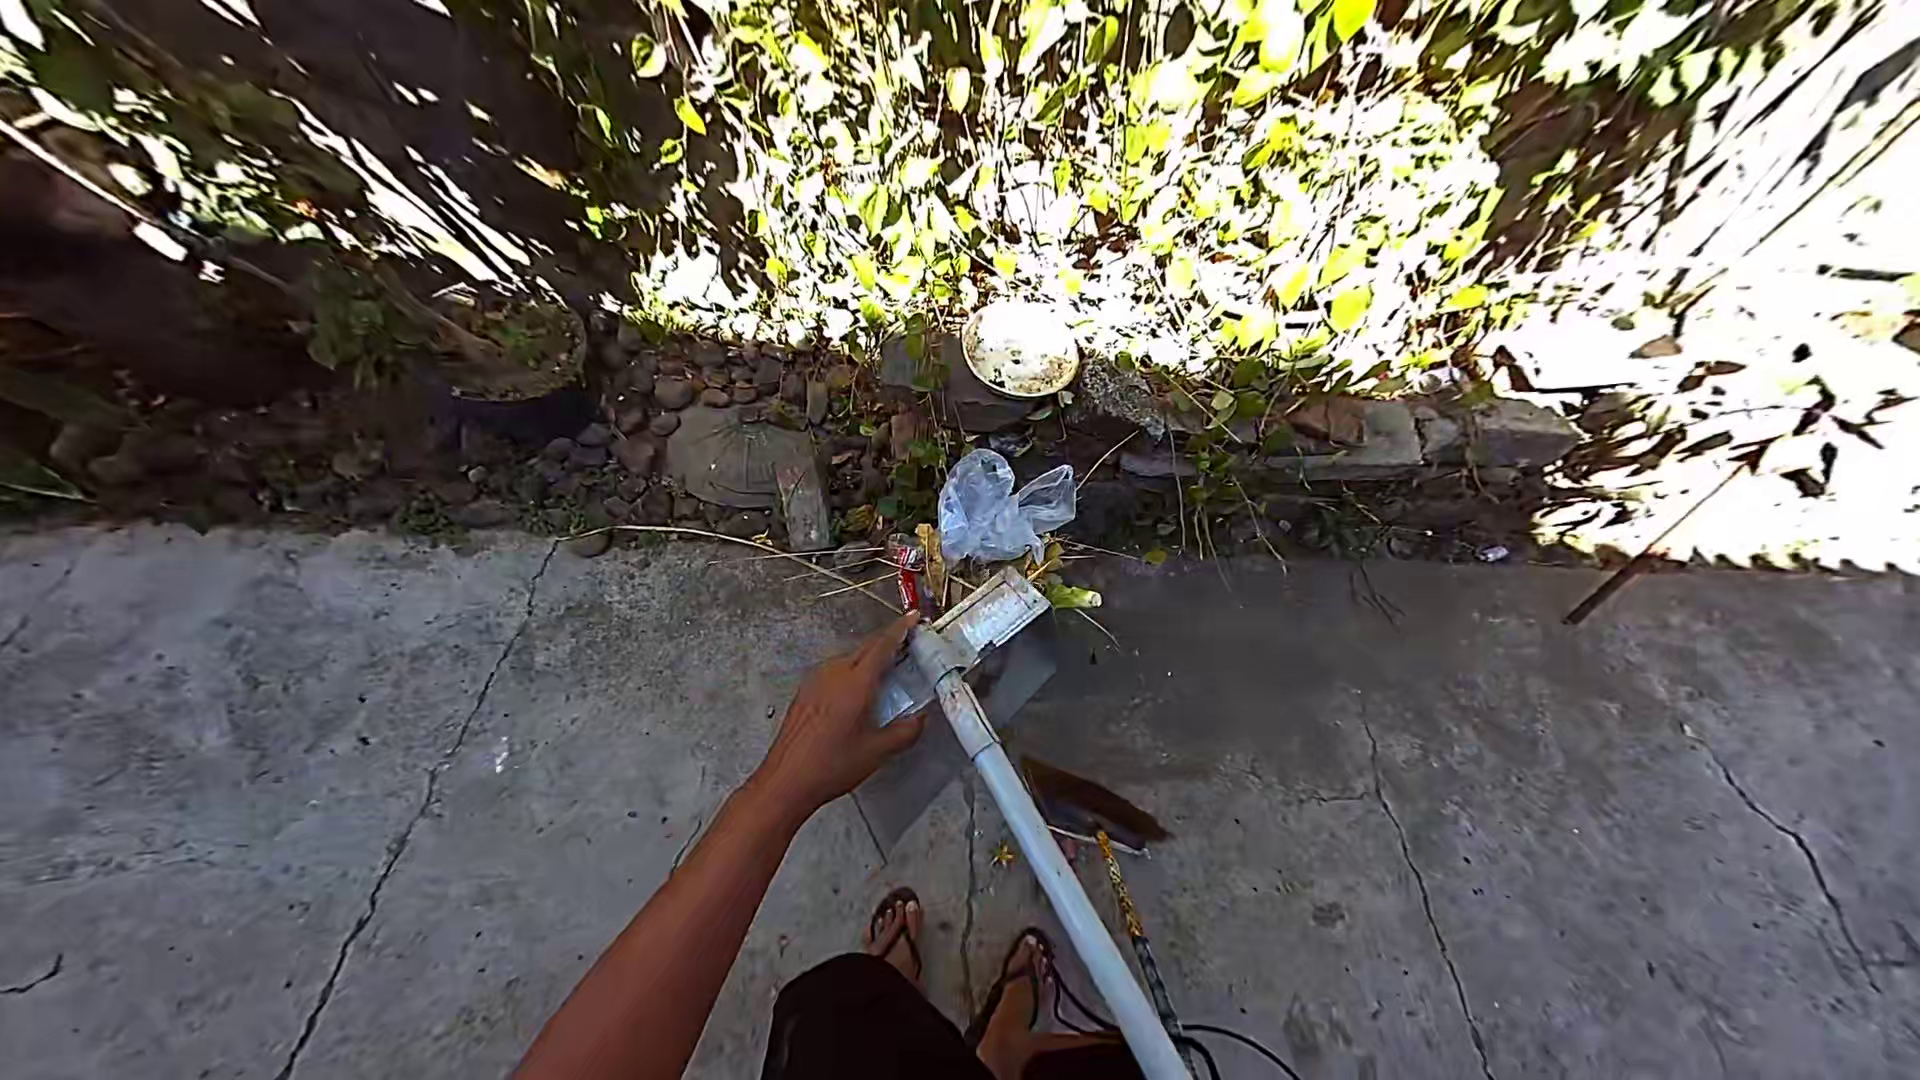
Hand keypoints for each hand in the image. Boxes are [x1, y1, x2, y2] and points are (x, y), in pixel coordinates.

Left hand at [751, 612, 925, 815]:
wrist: (786, 780)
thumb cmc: (832, 765)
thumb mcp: (878, 751)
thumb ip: (906, 731)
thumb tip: (920, 718)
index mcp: (857, 682)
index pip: (883, 645)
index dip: (901, 629)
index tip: (913, 618)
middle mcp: (836, 673)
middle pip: (866, 646)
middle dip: (888, 641)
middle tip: (907, 643)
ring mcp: (817, 679)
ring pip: (850, 657)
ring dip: (870, 657)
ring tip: (886, 670)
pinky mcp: (806, 690)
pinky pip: (835, 669)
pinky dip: (853, 669)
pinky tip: (857, 690)